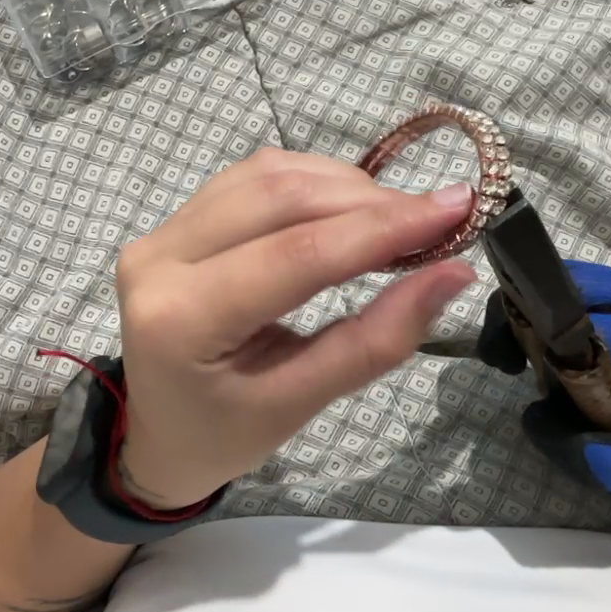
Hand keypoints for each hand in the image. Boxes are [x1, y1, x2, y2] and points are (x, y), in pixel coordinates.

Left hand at [113, 149, 477, 507]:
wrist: (153, 435)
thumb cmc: (221, 436)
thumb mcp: (298, 406)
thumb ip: (375, 341)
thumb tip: (452, 274)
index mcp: (180, 319)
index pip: (297, 253)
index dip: (383, 227)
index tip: (457, 209)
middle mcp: (158, 258)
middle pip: (280, 197)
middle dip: (370, 200)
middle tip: (438, 218)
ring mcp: (159, 232)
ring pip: (265, 175)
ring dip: (343, 185)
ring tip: (399, 218)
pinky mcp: (171, 222)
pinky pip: (248, 179)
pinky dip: (309, 182)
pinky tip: (347, 206)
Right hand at [484, 260, 610, 548]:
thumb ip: (607, 464)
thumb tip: (535, 419)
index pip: (606, 324)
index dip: (549, 335)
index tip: (510, 366)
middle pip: (588, 283)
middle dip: (532, 309)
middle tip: (499, 354)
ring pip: (583, 279)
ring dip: (537, 307)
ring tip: (511, 352)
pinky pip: (589, 290)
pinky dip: (551, 310)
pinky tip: (537, 347)